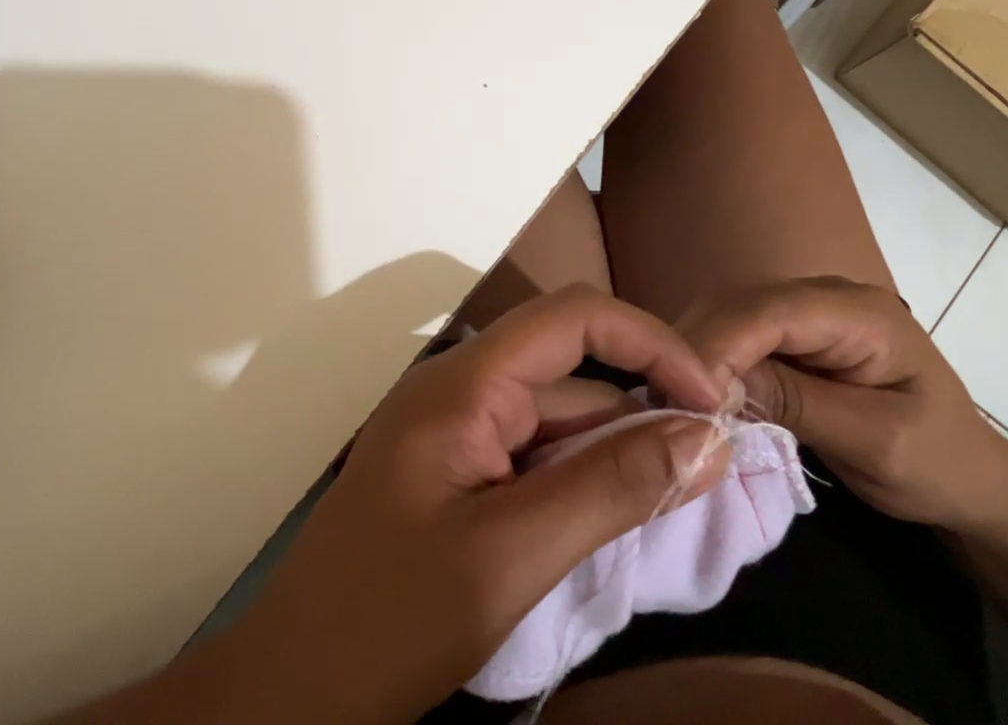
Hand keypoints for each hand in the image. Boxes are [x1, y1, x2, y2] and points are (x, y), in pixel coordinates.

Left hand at [219, 286, 731, 722]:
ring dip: (618, 449)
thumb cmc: (393, 616)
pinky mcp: (459, 475)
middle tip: (710, 463)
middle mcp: (461, 393)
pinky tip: (619, 512)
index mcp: (463, 386)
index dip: (651, 344)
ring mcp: (457, 434)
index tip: (711, 402)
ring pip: (561, 419)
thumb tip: (709, 438)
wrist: (296, 688)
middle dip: (644, 407)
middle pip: (573, 371)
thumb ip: (612, 487)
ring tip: (678, 493)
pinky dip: (585, 477)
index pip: (573, 318)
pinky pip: (539, 457)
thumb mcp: (513, 553)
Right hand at [680, 277, 1007, 536]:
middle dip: (696, 350)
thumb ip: (798, 403)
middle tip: (664, 407)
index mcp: (860, 314)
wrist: (970, 479)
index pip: (769, 312)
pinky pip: (737, 339)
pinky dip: (709, 366)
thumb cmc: (937, 464)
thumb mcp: (875, 442)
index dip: (718, 346)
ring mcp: (807, 315)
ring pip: (728, 318)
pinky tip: (694, 398)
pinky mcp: (793, 339)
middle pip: (739, 307)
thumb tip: (714, 383)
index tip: (681, 398)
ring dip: (695, 358)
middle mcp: (827, 298)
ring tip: (671, 405)